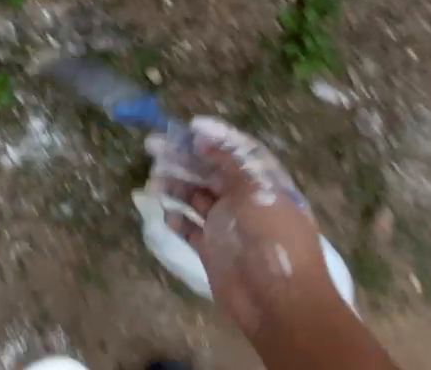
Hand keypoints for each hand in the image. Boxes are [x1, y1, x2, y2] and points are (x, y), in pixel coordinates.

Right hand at [148, 117, 340, 337]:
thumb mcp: (258, 191)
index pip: (241, 153)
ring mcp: (228, 226)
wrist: (279, 304)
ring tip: (154, 184)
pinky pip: (188, 227)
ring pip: (194, 196)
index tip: (189, 126)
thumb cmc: (273, 240)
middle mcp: (246, 203)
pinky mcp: (212, 248)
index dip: (217, 137)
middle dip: (181, 157)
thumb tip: (203, 138)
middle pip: (209, 171)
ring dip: (173, 185)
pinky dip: (175, 218)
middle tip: (151, 146)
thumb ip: (231, 161)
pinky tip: (167, 215)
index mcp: (266, 187)